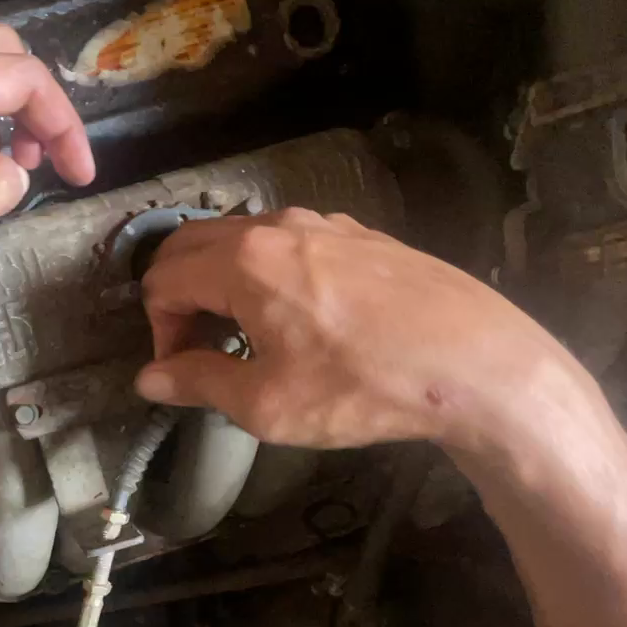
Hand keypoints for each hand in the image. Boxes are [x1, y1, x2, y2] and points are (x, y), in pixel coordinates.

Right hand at [134, 209, 600, 459]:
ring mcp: (325, 222)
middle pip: (192, 244)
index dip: (159, 330)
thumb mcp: (264, 404)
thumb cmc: (359, 388)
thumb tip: (148, 379)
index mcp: (244, 262)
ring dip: (220, 284)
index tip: (181, 371)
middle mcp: (278, 225)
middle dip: (178, 298)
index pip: (163, 280)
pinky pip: (288, 242)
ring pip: (240, 239)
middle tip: (200, 351)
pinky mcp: (362, 234)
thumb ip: (197, 383)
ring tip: (247, 338)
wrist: (477, 366)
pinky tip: (298, 320)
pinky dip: (264, 274)